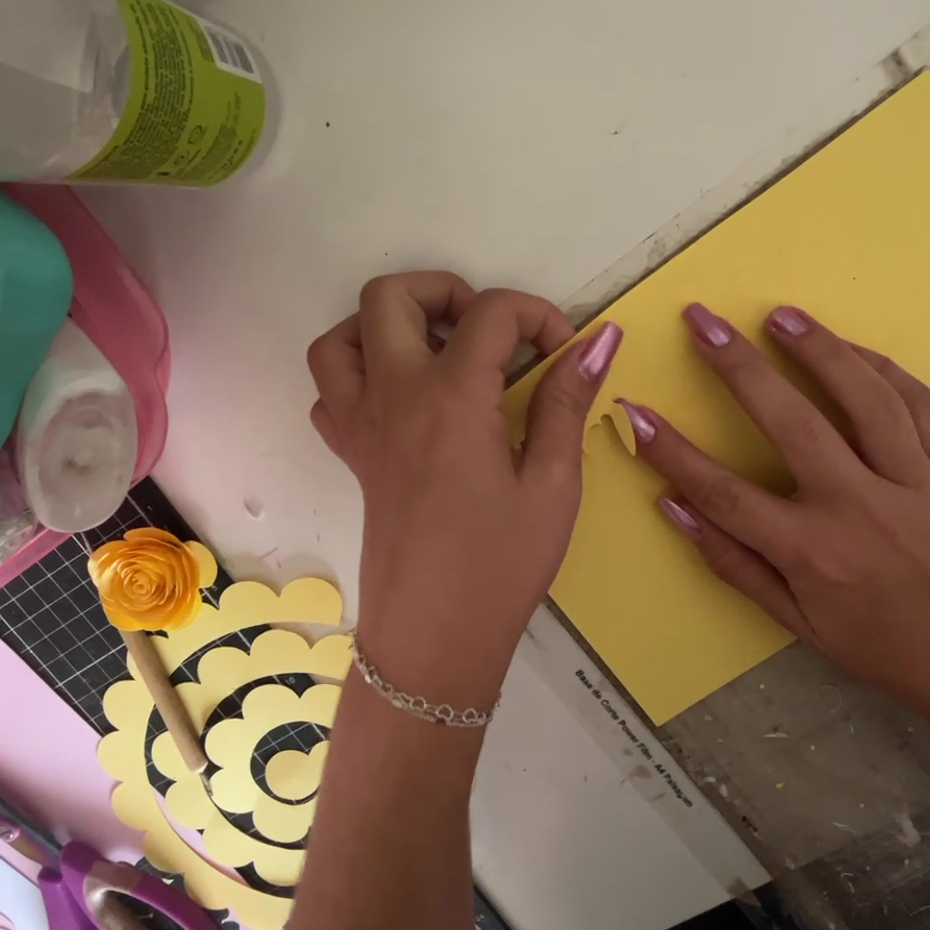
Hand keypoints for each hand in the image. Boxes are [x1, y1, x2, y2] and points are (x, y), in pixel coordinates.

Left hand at [307, 272, 621, 709]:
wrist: (434, 638)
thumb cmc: (500, 566)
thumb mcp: (552, 484)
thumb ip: (567, 401)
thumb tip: (598, 339)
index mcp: (450, 397)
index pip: (490, 311)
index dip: (538, 315)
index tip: (563, 353)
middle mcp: (394, 396)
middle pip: (389, 296)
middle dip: (445, 291)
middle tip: (489, 334)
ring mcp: (361, 425)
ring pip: (342, 337)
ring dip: (387, 326)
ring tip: (438, 353)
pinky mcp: (351, 456)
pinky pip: (331, 392)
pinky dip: (359, 375)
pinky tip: (404, 401)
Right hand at [621, 302, 929, 731]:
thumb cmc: (880, 646)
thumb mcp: (797, 623)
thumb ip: (733, 562)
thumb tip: (674, 506)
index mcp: (814, 553)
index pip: (725, 492)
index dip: (672, 451)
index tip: (635, 411)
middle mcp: (860, 508)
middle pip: (791, 422)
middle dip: (739, 366)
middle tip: (703, 320)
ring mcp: (913, 482)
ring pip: (864, 398)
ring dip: (819, 349)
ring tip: (779, 315)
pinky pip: (919, 404)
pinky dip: (883, 368)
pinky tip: (851, 348)